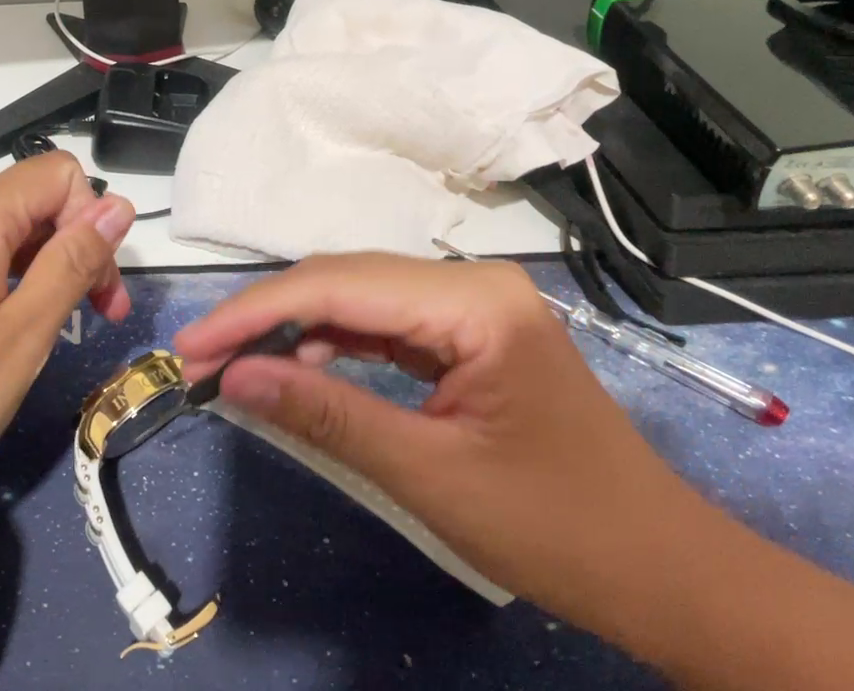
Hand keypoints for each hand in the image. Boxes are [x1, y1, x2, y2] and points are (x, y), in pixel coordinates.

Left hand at [0, 152, 134, 572]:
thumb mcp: (20, 339)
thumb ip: (72, 262)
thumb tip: (118, 204)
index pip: (57, 175)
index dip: (92, 222)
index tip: (99, 290)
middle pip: (28, 201)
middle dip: (72, 249)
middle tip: (94, 320)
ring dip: (39, 269)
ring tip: (48, 335)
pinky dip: (0, 280)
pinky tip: (1, 332)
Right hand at [171, 254, 715, 624]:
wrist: (664, 572)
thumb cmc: (557, 527)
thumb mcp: (428, 474)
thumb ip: (325, 416)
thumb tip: (232, 380)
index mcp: (474, 301)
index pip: (337, 286)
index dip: (252, 313)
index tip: (189, 348)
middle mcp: (473, 285)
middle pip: (343, 281)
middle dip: (266, 319)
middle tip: (200, 361)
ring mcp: (474, 308)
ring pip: (358, 300)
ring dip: (294, 332)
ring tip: (235, 368)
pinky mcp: (470, 338)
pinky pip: (385, 328)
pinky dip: (334, 348)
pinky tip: (297, 371)